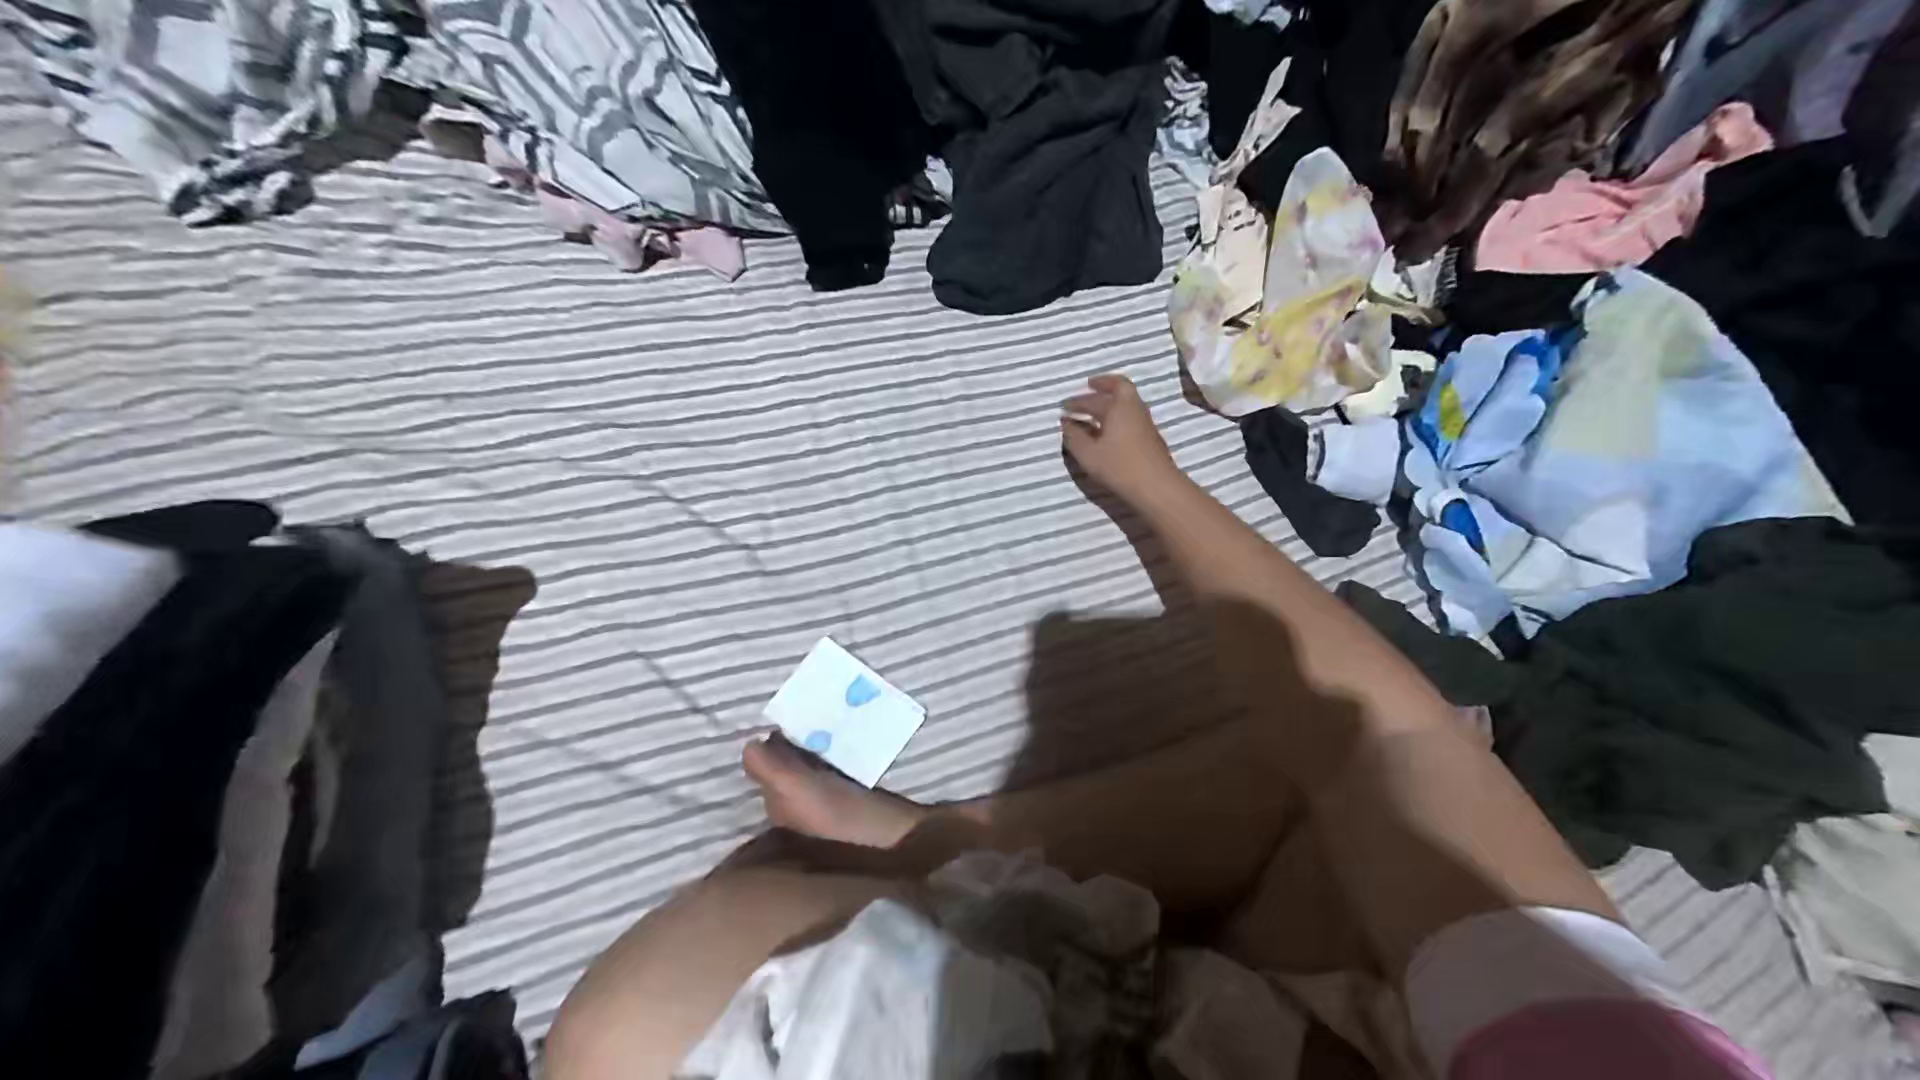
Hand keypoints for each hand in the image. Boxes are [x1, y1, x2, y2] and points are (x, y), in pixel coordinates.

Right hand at [1060, 374, 1185, 507]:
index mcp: (1119, 407)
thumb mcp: (1087, 453)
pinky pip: (1130, 418)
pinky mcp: (1150, 438)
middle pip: (1118, 392)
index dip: (1080, 398)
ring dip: (1109, 404)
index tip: (1066, 404)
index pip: (1097, 395)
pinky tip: (1106, 432)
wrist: (1156, 487)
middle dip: (1098, 392)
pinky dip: (1116, 417)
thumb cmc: (1119, 467)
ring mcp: (1145, 424)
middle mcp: (1134, 409)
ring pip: (1126, 405)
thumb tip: (1066, 423)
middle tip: (1085, 394)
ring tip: (1093, 413)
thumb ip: (1074, 436)